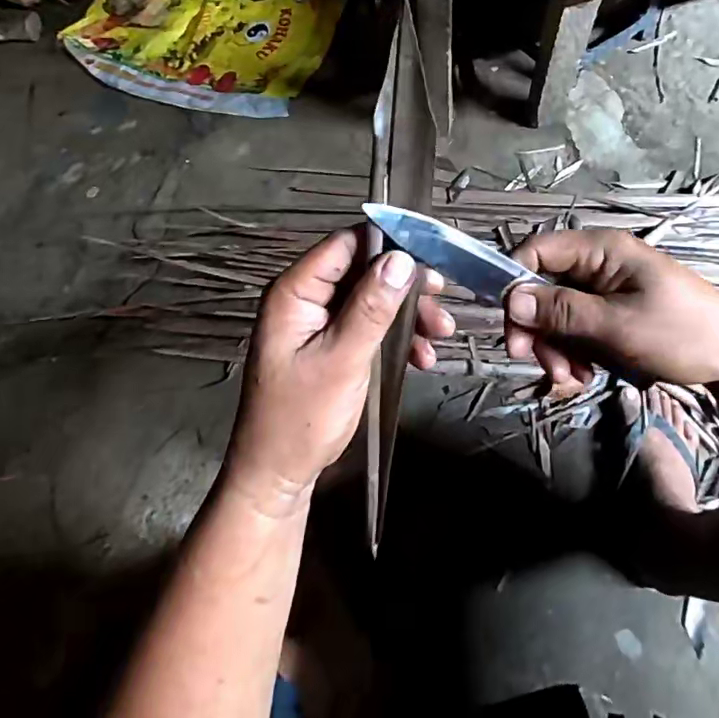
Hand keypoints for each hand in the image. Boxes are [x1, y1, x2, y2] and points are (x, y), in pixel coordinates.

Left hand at [224, 229, 454, 511]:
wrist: (278, 475)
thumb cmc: (301, 418)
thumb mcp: (342, 359)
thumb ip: (371, 307)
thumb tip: (402, 259)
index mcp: (295, 293)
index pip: (344, 245)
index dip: (386, 243)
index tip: (428, 254)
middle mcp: (306, 300)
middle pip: (364, 271)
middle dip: (405, 285)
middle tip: (440, 296)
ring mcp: (320, 323)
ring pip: (373, 299)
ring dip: (408, 314)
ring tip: (440, 333)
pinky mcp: (333, 344)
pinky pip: (371, 326)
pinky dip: (398, 337)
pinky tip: (422, 356)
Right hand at [504, 230, 718, 392]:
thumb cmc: (682, 332)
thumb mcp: (617, 325)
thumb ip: (562, 311)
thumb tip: (512, 299)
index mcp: (600, 250)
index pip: (537, 251)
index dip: (516, 284)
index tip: (512, 326)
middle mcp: (597, 264)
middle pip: (543, 287)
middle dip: (538, 327)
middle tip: (540, 365)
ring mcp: (605, 289)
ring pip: (556, 313)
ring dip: (556, 347)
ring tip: (575, 377)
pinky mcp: (612, 313)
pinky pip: (576, 328)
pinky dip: (574, 352)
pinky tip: (587, 374)